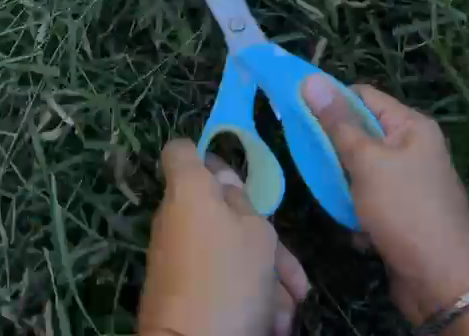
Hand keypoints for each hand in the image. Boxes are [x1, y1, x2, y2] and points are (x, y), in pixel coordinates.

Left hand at [138, 139, 310, 335]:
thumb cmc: (229, 277)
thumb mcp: (257, 233)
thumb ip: (246, 203)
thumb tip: (226, 184)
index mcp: (187, 189)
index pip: (182, 151)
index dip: (207, 157)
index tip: (235, 180)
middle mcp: (175, 217)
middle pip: (220, 211)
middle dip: (262, 240)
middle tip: (293, 275)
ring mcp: (176, 255)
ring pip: (226, 250)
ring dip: (263, 276)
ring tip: (289, 307)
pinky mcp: (180, 291)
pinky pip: (216, 279)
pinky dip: (244, 296)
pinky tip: (273, 323)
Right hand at [299, 77, 468, 323]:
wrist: (447, 286)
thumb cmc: (406, 211)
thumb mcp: (366, 161)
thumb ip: (337, 122)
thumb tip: (311, 79)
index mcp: (411, 126)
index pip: (362, 95)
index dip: (330, 101)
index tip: (298, 113)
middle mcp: (413, 148)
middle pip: (360, 132)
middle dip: (333, 147)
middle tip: (308, 157)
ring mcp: (410, 183)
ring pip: (360, 168)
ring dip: (342, 182)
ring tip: (331, 196)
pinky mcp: (404, 213)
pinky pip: (369, 198)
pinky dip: (357, 208)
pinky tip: (353, 226)